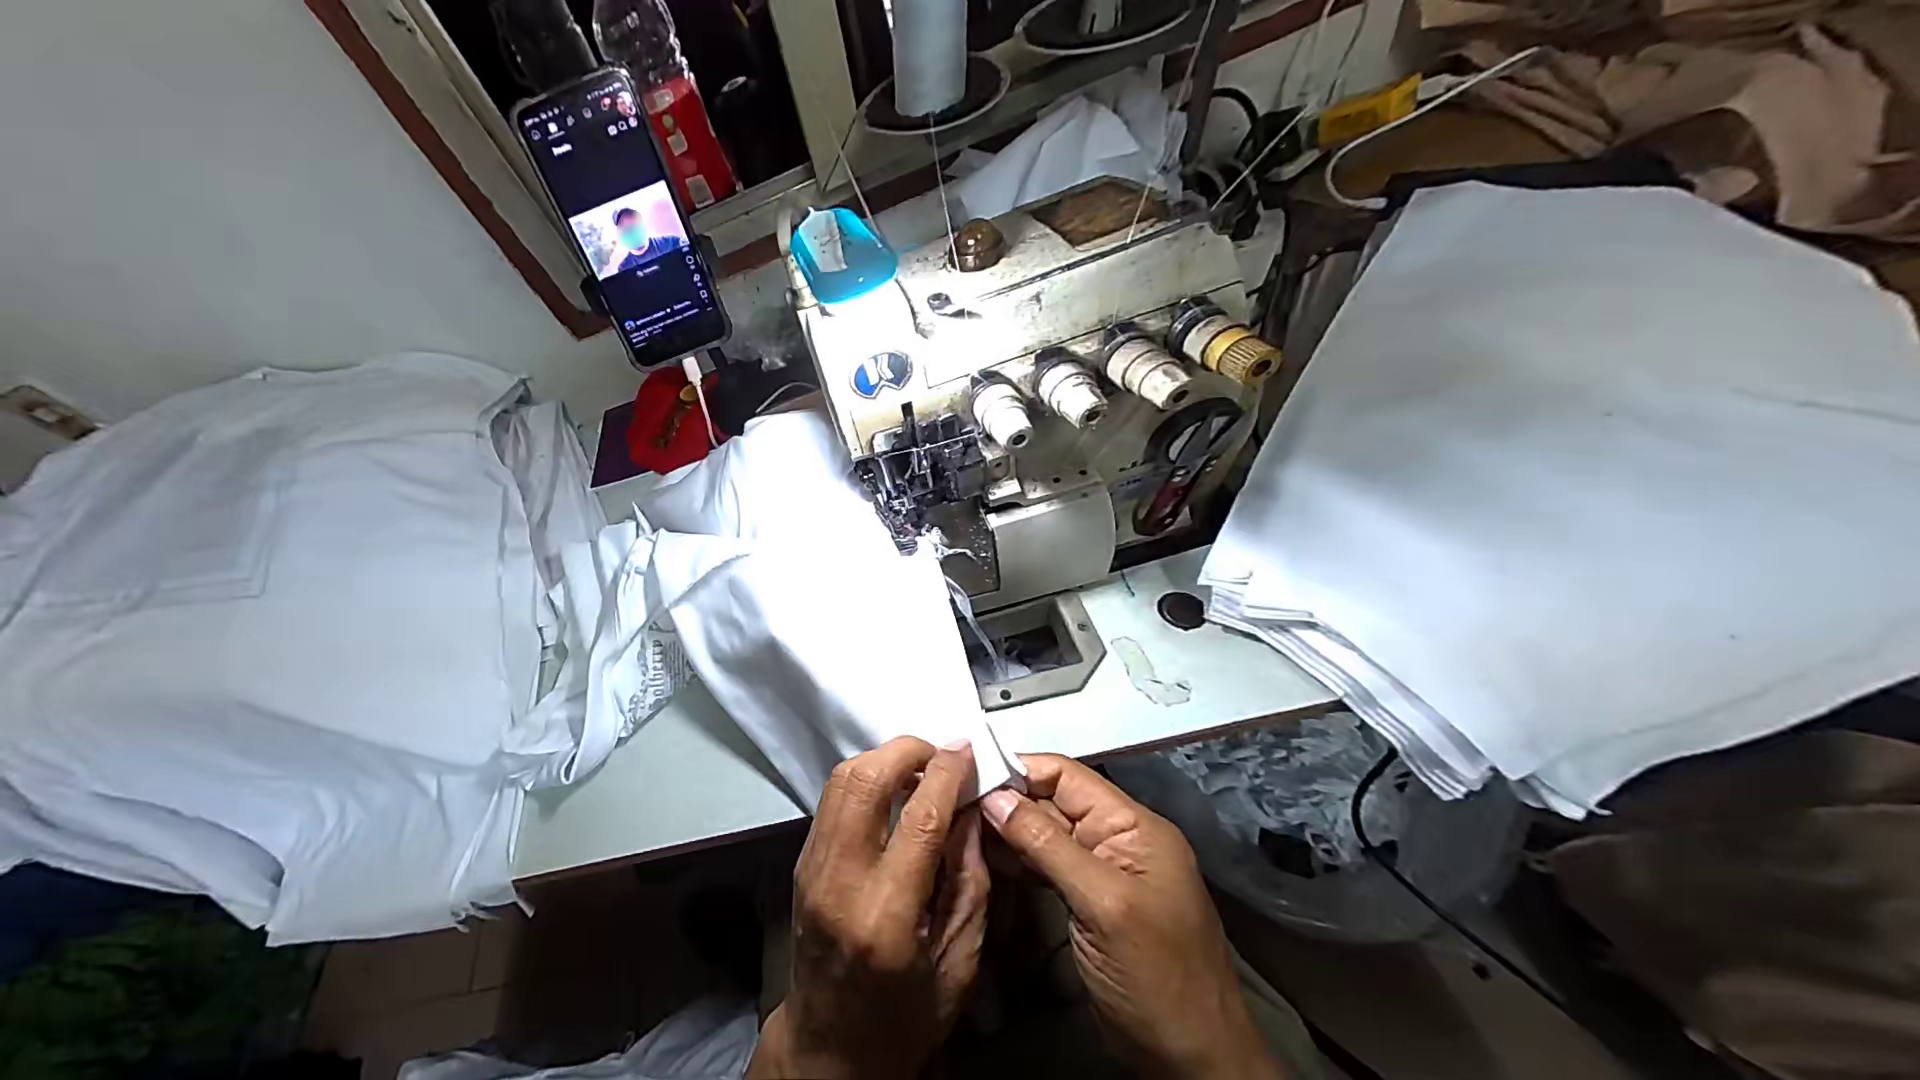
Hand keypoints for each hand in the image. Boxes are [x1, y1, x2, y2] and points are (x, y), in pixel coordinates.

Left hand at [748, 737, 988, 1078]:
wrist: (830, 1047)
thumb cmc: (904, 1015)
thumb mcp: (959, 956)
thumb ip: (970, 875)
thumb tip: (970, 805)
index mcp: (884, 917)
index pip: (919, 818)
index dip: (948, 774)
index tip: (968, 753)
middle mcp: (838, 883)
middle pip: (864, 781)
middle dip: (908, 751)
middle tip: (942, 757)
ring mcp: (812, 870)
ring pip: (841, 780)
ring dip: (884, 759)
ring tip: (921, 770)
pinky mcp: (803, 863)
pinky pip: (833, 798)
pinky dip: (867, 779)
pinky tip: (894, 792)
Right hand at [981, 755, 1282, 1079]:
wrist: (1192, 1059)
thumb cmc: (1158, 977)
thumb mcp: (1103, 904)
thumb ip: (1049, 845)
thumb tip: (997, 796)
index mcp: (1132, 826)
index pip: (1069, 777)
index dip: (1021, 769)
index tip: (973, 772)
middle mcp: (1115, 839)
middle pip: (1053, 802)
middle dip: (1007, 800)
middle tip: (956, 802)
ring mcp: (1100, 872)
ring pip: (1046, 834)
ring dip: (1008, 831)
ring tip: (962, 826)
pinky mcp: (1087, 901)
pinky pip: (1048, 867)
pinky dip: (1019, 861)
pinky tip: (988, 859)